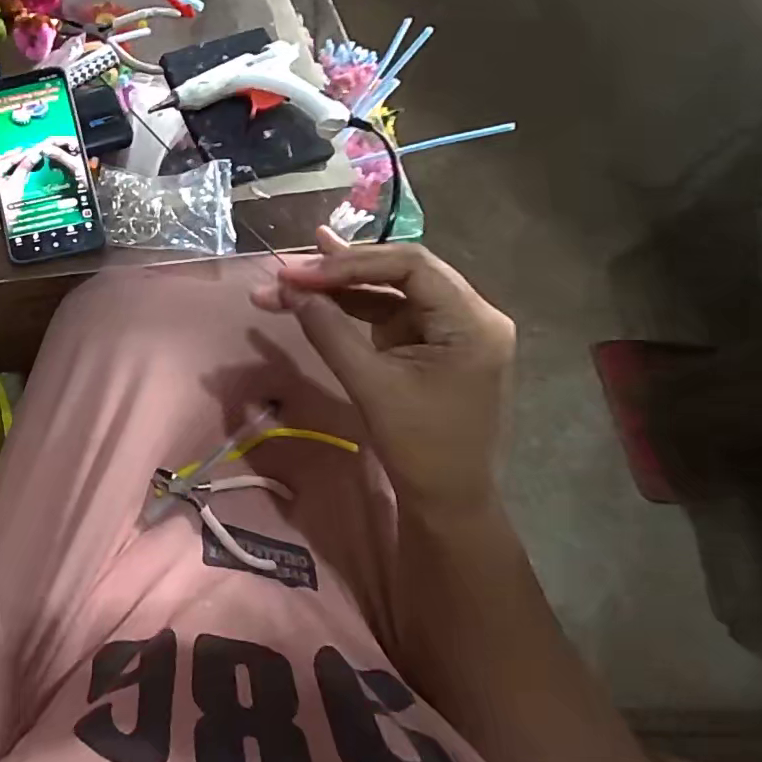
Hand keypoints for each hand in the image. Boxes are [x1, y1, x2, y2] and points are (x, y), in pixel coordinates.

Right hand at [253, 227, 515, 515]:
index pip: (410, 266)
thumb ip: (329, 331)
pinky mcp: (430, 343)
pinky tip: (319, 293)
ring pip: (390, 290)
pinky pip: (388, 313)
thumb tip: (289, 292)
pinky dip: (352, 306)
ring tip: (293, 277)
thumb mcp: (370, 384)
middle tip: (290, 271)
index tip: (300, 275)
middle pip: (401, 272)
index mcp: (471, 321)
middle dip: (341, 270)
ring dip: (341, 286)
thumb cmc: (419, 445)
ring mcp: (449, 328)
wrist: (446, 499)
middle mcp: (468, 314)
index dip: (351, 262)